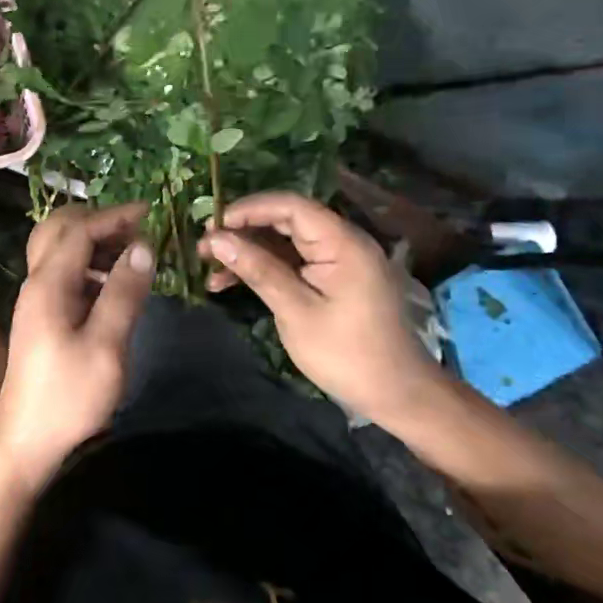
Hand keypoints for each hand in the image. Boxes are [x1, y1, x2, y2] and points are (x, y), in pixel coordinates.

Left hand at [0, 202, 153, 481]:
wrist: (27, 438)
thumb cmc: (69, 395)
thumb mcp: (106, 346)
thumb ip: (124, 293)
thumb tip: (144, 247)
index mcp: (49, 283)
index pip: (79, 230)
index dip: (114, 217)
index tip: (150, 213)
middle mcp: (37, 281)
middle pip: (61, 229)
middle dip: (99, 221)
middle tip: (138, 232)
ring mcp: (37, 297)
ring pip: (61, 249)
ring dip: (95, 242)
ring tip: (133, 255)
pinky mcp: (43, 314)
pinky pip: (65, 272)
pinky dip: (90, 264)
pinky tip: (115, 283)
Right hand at [200, 192, 448, 425]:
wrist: (398, 397)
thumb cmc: (347, 354)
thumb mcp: (296, 311)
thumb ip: (258, 269)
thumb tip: (217, 239)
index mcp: (342, 243)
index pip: (290, 206)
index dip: (248, 209)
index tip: (213, 225)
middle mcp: (341, 242)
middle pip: (284, 220)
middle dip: (241, 231)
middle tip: (204, 247)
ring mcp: (336, 261)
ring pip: (282, 242)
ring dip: (247, 252)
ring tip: (209, 267)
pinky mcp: (330, 279)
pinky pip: (291, 262)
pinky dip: (262, 269)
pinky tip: (229, 283)